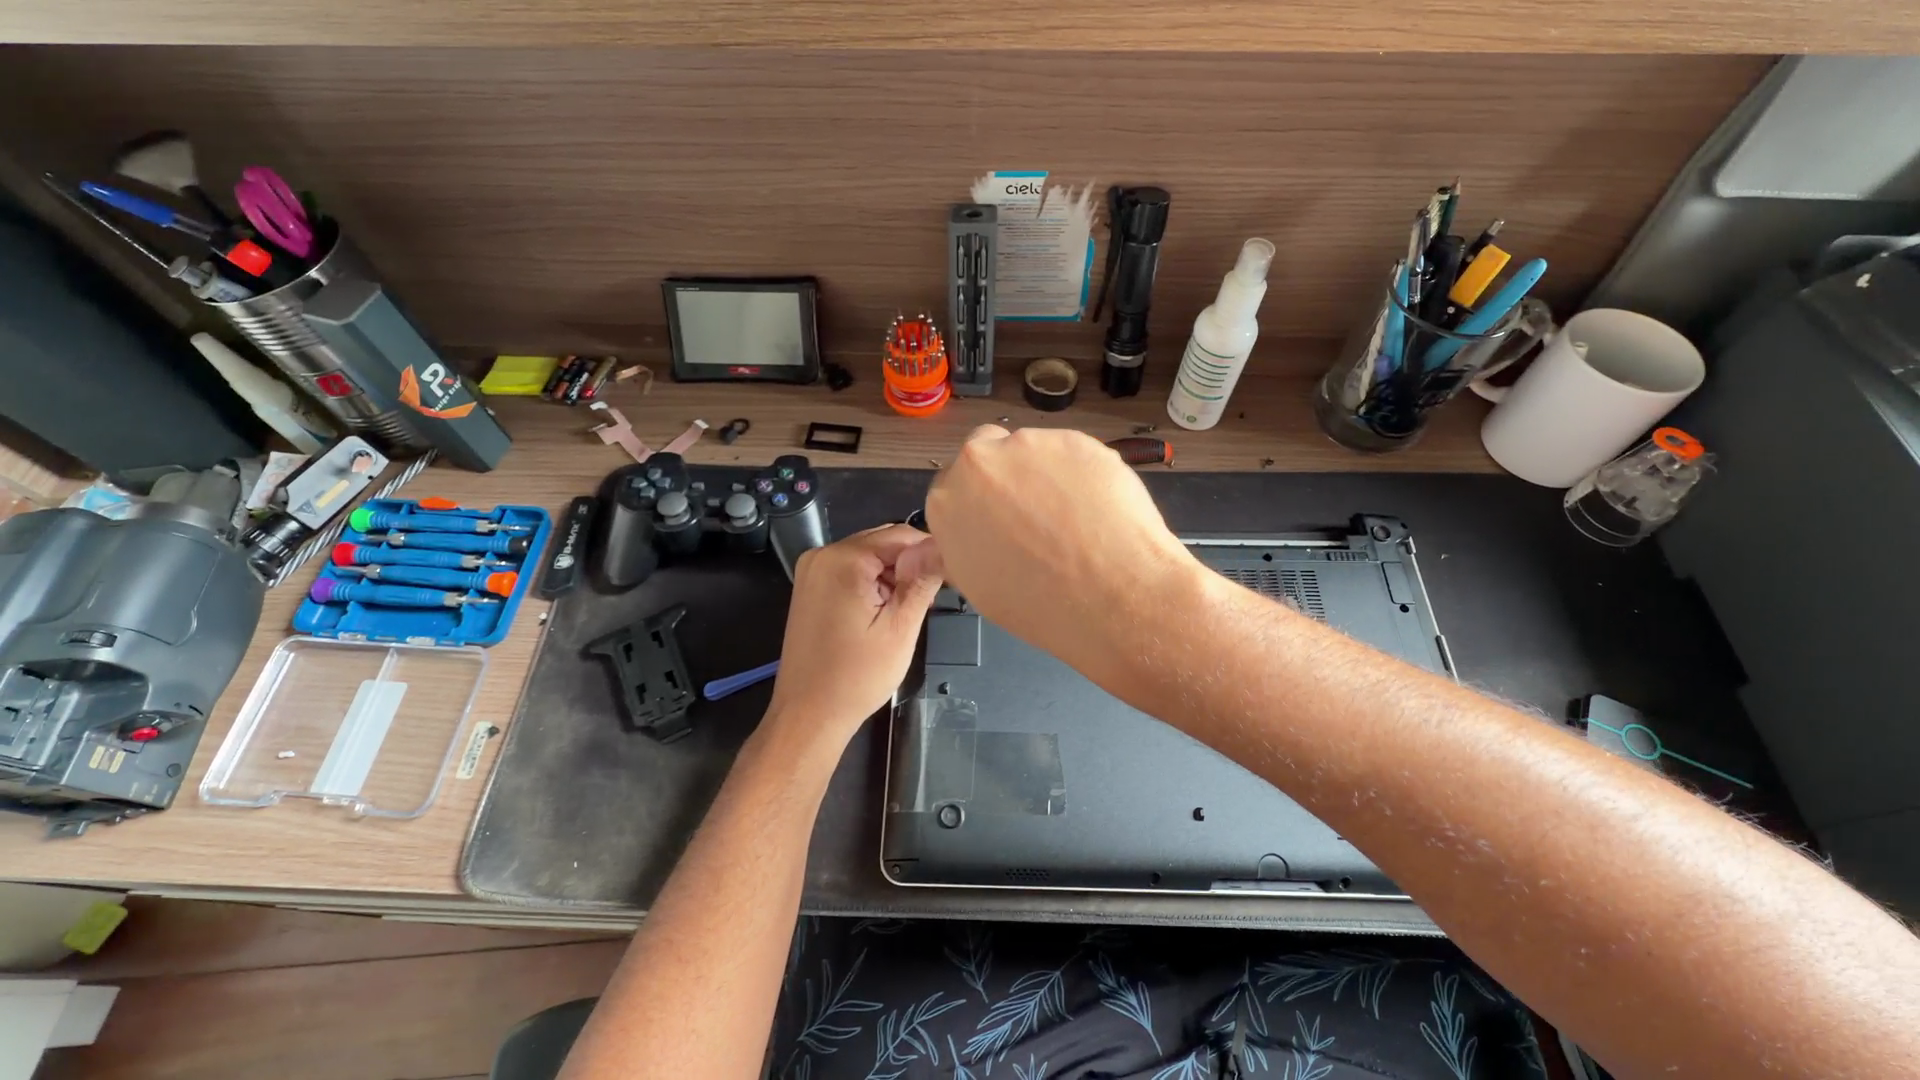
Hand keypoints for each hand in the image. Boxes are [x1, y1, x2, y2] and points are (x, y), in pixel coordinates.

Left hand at [764, 524, 942, 742]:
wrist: (809, 715)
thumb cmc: (856, 677)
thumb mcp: (900, 628)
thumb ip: (921, 580)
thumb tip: (942, 544)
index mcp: (843, 559)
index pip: (901, 534)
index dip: (930, 552)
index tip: (950, 578)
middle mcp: (822, 555)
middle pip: (882, 541)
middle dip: (909, 564)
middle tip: (927, 601)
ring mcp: (812, 571)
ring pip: (868, 556)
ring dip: (891, 576)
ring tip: (905, 611)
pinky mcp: (809, 587)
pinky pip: (851, 571)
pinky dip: (872, 584)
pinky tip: (882, 613)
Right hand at [916, 426, 1200, 678]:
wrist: (1111, 597)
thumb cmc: (1044, 604)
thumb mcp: (977, 588)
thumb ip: (957, 549)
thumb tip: (946, 544)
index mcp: (947, 501)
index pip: (954, 486)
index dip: (980, 503)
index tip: (999, 517)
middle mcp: (979, 463)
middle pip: (988, 454)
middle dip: (1008, 477)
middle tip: (1035, 515)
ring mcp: (1029, 446)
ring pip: (1033, 451)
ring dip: (1046, 474)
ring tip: (1073, 518)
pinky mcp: (1074, 440)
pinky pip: (1072, 452)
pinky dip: (1082, 473)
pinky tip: (1096, 509)